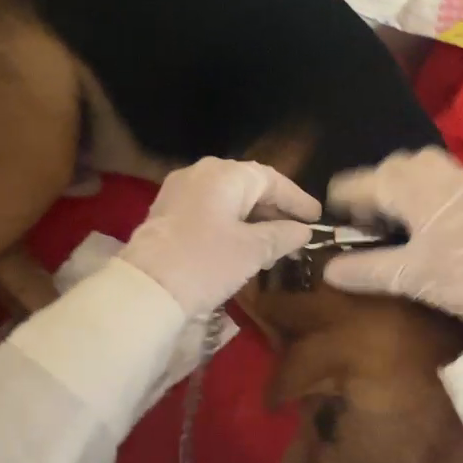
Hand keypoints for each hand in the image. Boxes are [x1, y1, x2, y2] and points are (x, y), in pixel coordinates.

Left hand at [121, 159, 320, 315]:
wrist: (147, 289)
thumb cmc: (207, 262)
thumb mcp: (253, 250)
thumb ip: (283, 235)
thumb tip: (303, 230)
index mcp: (225, 174)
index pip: (271, 179)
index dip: (296, 199)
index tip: (316, 218)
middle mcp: (201, 173)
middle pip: (248, 186)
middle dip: (274, 209)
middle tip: (297, 231)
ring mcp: (179, 191)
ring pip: (227, 199)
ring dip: (252, 218)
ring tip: (274, 243)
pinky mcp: (166, 213)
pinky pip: (209, 210)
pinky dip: (230, 224)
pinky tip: (242, 246)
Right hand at [322, 148, 462, 328]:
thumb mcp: (409, 277)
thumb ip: (364, 269)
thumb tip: (327, 269)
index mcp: (410, 185)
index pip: (358, 183)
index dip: (343, 205)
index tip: (338, 228)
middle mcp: (431, 168)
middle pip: (385, 171)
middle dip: (372, 196)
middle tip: (369, 230)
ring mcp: (458, 174)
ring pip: (412, 169)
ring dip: (398, 191)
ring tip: (398, 226)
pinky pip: (437, 176)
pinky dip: (422, 192)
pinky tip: (427, 223)